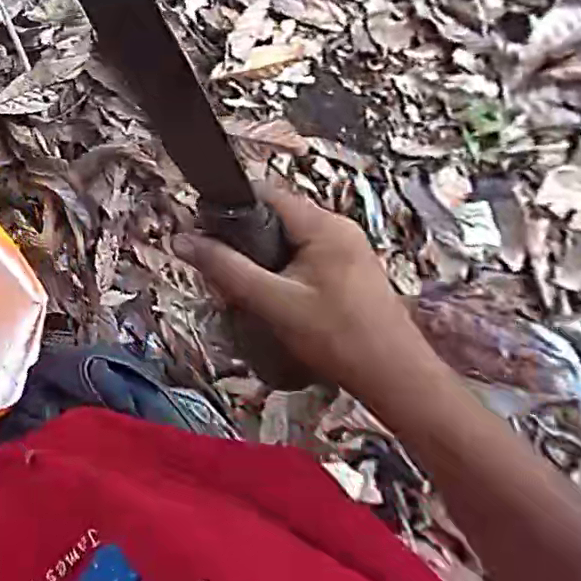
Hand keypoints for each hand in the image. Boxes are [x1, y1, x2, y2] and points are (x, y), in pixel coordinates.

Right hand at [175, 185, 447, 404]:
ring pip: (280, 238)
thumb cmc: (339, 338)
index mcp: (323, 225)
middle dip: (238, 240)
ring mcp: (345, 249)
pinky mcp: (346, 271)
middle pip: (268, 216)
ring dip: (255, 259)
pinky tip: (267, 298)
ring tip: (240, 288)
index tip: (202, 236)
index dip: (225, 209)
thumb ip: (222, 266)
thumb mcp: (270, 301)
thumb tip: (179, 239)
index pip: (261, 194)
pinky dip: (275, 270)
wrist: (401, 386)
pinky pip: (296, 255)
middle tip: (220, 272)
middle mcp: (336, 228)